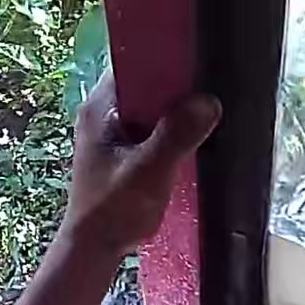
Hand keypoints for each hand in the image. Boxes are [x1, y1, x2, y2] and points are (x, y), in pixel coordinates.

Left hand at [62, 71, 220, 258]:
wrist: (94, 245)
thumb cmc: (114, 209)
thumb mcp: (148, 172)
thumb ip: (175, 136)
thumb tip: (208, 101)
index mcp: (99, 108)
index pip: (131, 64)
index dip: (162, 59)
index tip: (197, 60)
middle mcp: (102, 112)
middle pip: (143, 83)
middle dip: (174, 85)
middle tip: (210, 86)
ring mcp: (110, 129)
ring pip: (148, 105)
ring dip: (174, 108)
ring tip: (207, 108)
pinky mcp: (121, 147)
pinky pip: (149, 124)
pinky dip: (169, 126)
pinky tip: (192, 133)